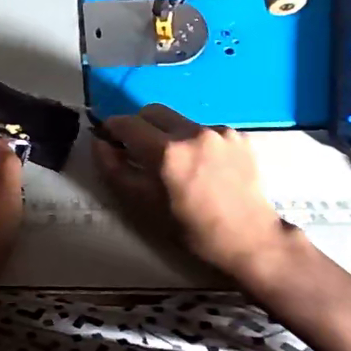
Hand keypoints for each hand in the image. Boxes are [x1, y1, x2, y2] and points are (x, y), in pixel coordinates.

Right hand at [91, 105, 296, 281]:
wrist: (251, 239)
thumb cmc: (193, 230)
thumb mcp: (145, 206)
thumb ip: (116, 171)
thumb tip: (100, 143)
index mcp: (168, 151)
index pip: (128, 123)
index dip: (112, 128)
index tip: (107, 137)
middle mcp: (193, 131)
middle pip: (153, 112)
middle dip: (139, 126)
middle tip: (138, 150)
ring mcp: (219, 131)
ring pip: (180, 120)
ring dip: (169, 135)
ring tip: (177, 165)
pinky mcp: (238, 136)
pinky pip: (205, 130)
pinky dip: (195, 143)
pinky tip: (204, 168)